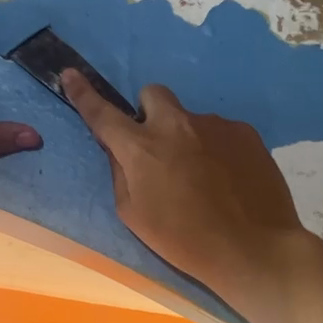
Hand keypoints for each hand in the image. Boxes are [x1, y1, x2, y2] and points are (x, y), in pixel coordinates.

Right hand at [61, 69, 308, 297]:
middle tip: (158, 148)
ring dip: (188, 138)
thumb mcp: (135, 216)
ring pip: (190, 119)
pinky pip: (220, 132)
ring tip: (205, 180)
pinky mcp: (246, 132)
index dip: (83, 94)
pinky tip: (229, 181)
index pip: (103, 114)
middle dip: (149, 113)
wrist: (253, 248)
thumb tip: (121, 152)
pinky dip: (217, 150)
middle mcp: (176, 125)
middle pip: (152, 94)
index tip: (70, 74)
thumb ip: (121, 175)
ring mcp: (214, 125)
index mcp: (141, 148)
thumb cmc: (185, 240)